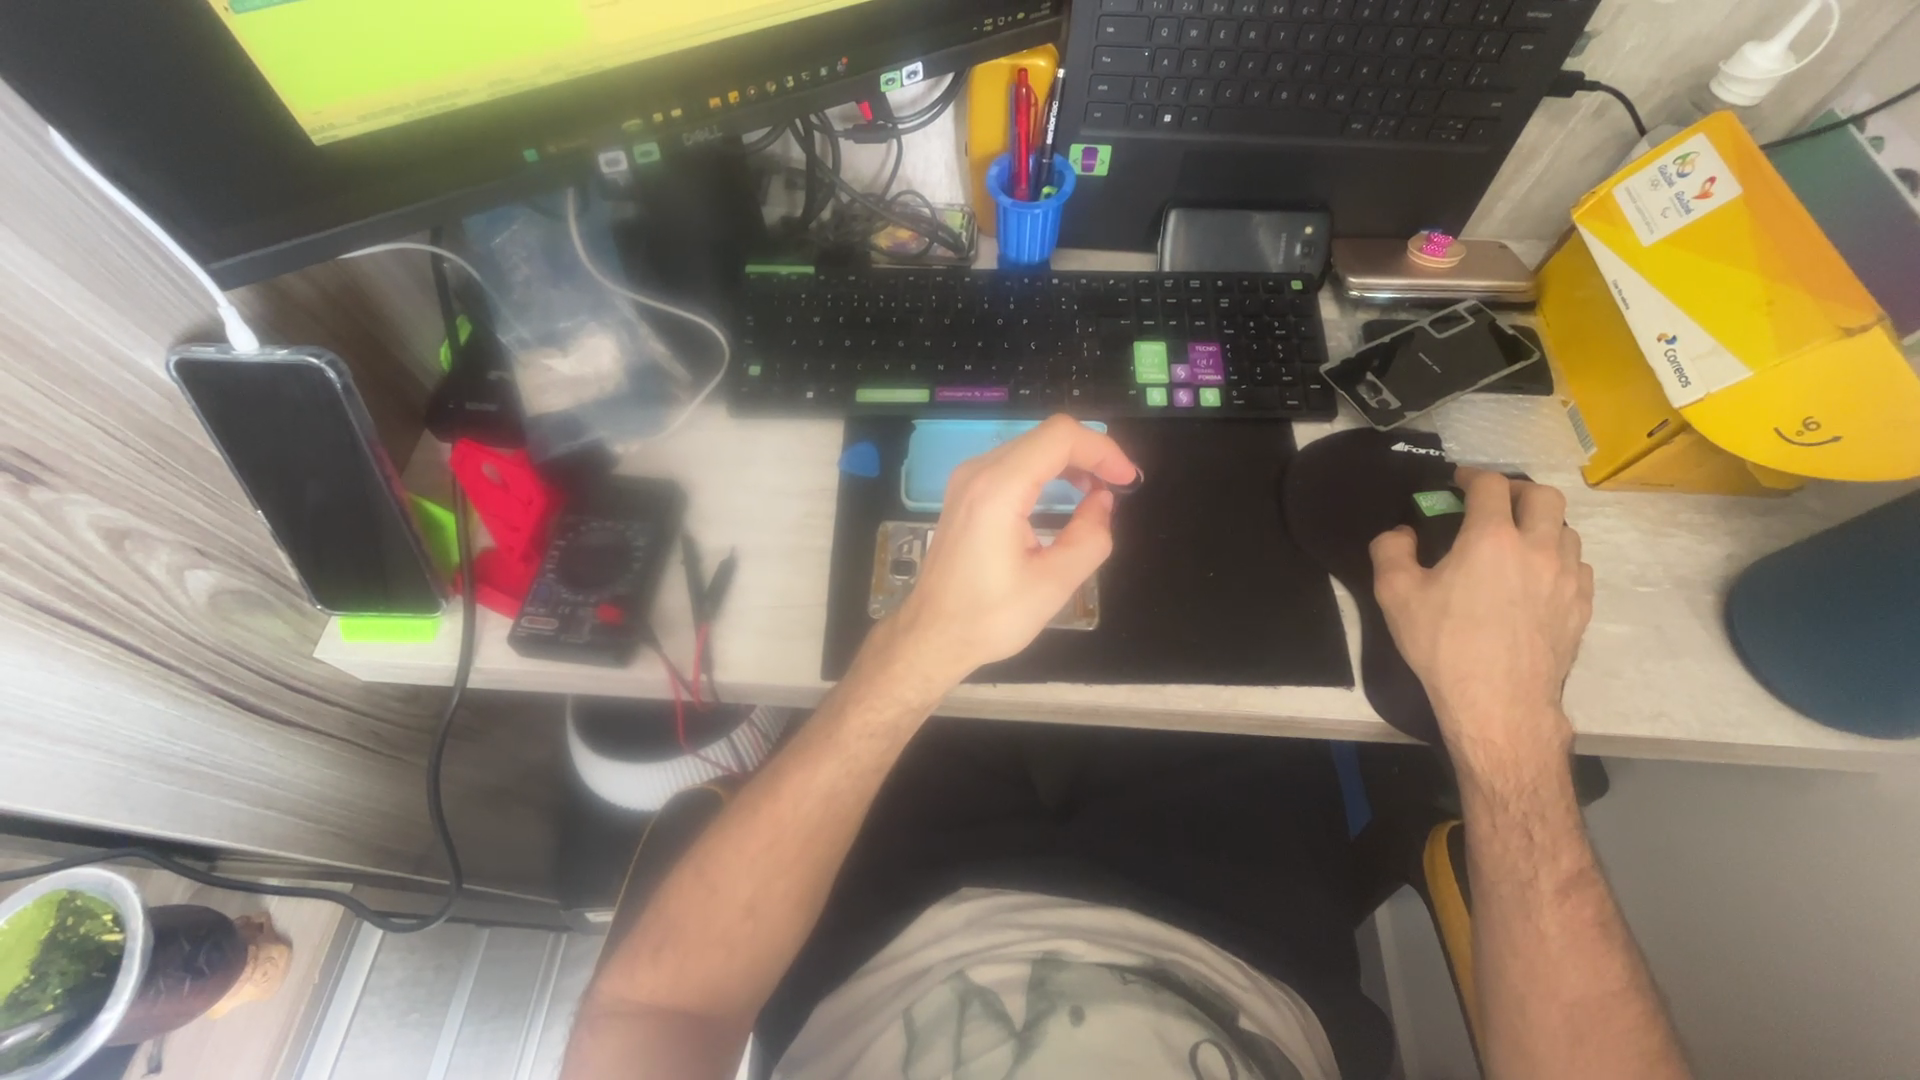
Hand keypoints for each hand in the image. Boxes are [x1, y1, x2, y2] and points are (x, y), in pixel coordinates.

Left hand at [887, 415, 1137, 687]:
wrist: (932, 635)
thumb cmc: (990, 617)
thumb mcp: (1053, 584)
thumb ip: (1089, 537)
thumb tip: (1103, 502)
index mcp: (998, 490)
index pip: (1059, 437)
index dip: (1102, 450)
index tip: (1127, 480)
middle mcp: (978, 473)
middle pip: (1045, 437)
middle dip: (1090, 454)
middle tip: (1119, 486)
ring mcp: (967, 480)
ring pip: (1029, 447)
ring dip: (1069, 462)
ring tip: (1098, 492)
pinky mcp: (965, 493)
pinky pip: (1012, 464)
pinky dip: (1045, 471)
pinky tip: (1066, 496)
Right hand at [1369, 468, 1593, 782]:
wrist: (1498, 701)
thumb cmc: (1442, 644)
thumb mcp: (1394, 594)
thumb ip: (1390, 550)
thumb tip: (1402, 533)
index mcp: (1491, 538)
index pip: (1491, 485)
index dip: (1471, 476)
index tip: (1457, 482)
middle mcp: (1538, 547)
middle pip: (1543, 496)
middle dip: (1516, 490)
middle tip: (1492, 503)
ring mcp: (1567, 576)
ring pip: (1565, 529)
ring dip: (1540, 524)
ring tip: (1515, 540)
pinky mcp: (1581, 604)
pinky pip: (1576, 564)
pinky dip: (1555, 557)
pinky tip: (1534, 576)